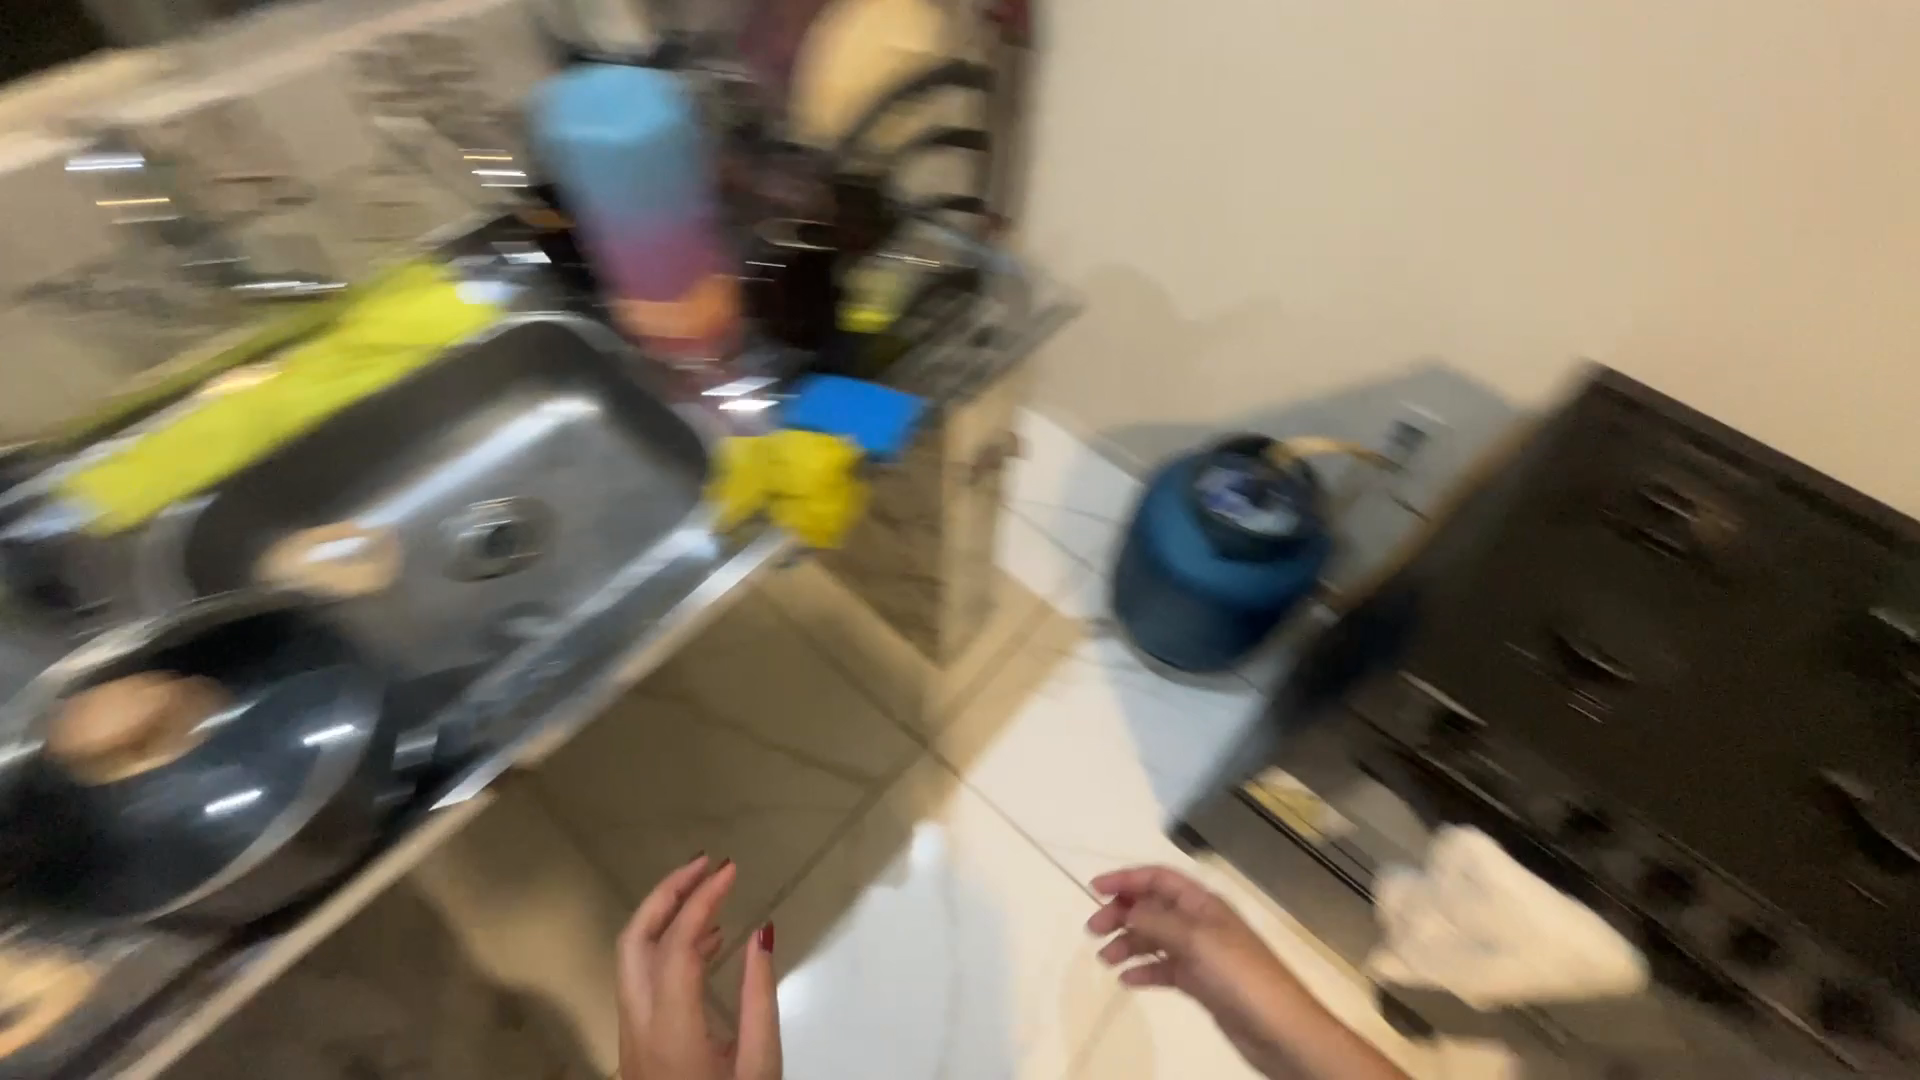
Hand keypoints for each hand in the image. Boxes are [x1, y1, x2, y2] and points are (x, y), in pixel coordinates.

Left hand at [618, 856, 780, 1079]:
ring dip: (666, 915)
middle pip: (634, 940)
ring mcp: (632, 1037)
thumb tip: (763, 932)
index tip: (733, 869)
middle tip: (706, 865)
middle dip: (667, 893)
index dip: (704, 898)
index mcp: (672, 1030)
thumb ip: (759, 994)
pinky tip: (710, 942)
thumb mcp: (760, 1064)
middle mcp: (639, 1026)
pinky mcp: (637, 1045)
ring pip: (632, 958)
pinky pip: (643, 979)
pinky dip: (669, 945)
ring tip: (711, 892)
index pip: (680, 943)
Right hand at [1086, 865, 1406, 1079]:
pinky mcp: (1202, 983)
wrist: (1283, 1032)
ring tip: (1105, 958)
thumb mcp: (1196, 940)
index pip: (1158, 878)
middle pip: (1153, 906)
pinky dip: (1144, 971)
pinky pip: (1164, 969)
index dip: (1126, 879)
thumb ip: (1157, 920)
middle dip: (1122, 913)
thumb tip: (1126, 907)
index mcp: (1202, 903)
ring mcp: (1200, 954)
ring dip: (1128, 943)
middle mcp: (1199, 922)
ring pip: (1155, 938)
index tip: (1095, 888)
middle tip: (1093, 929)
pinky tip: (1127, 980)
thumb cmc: (1241, 977)